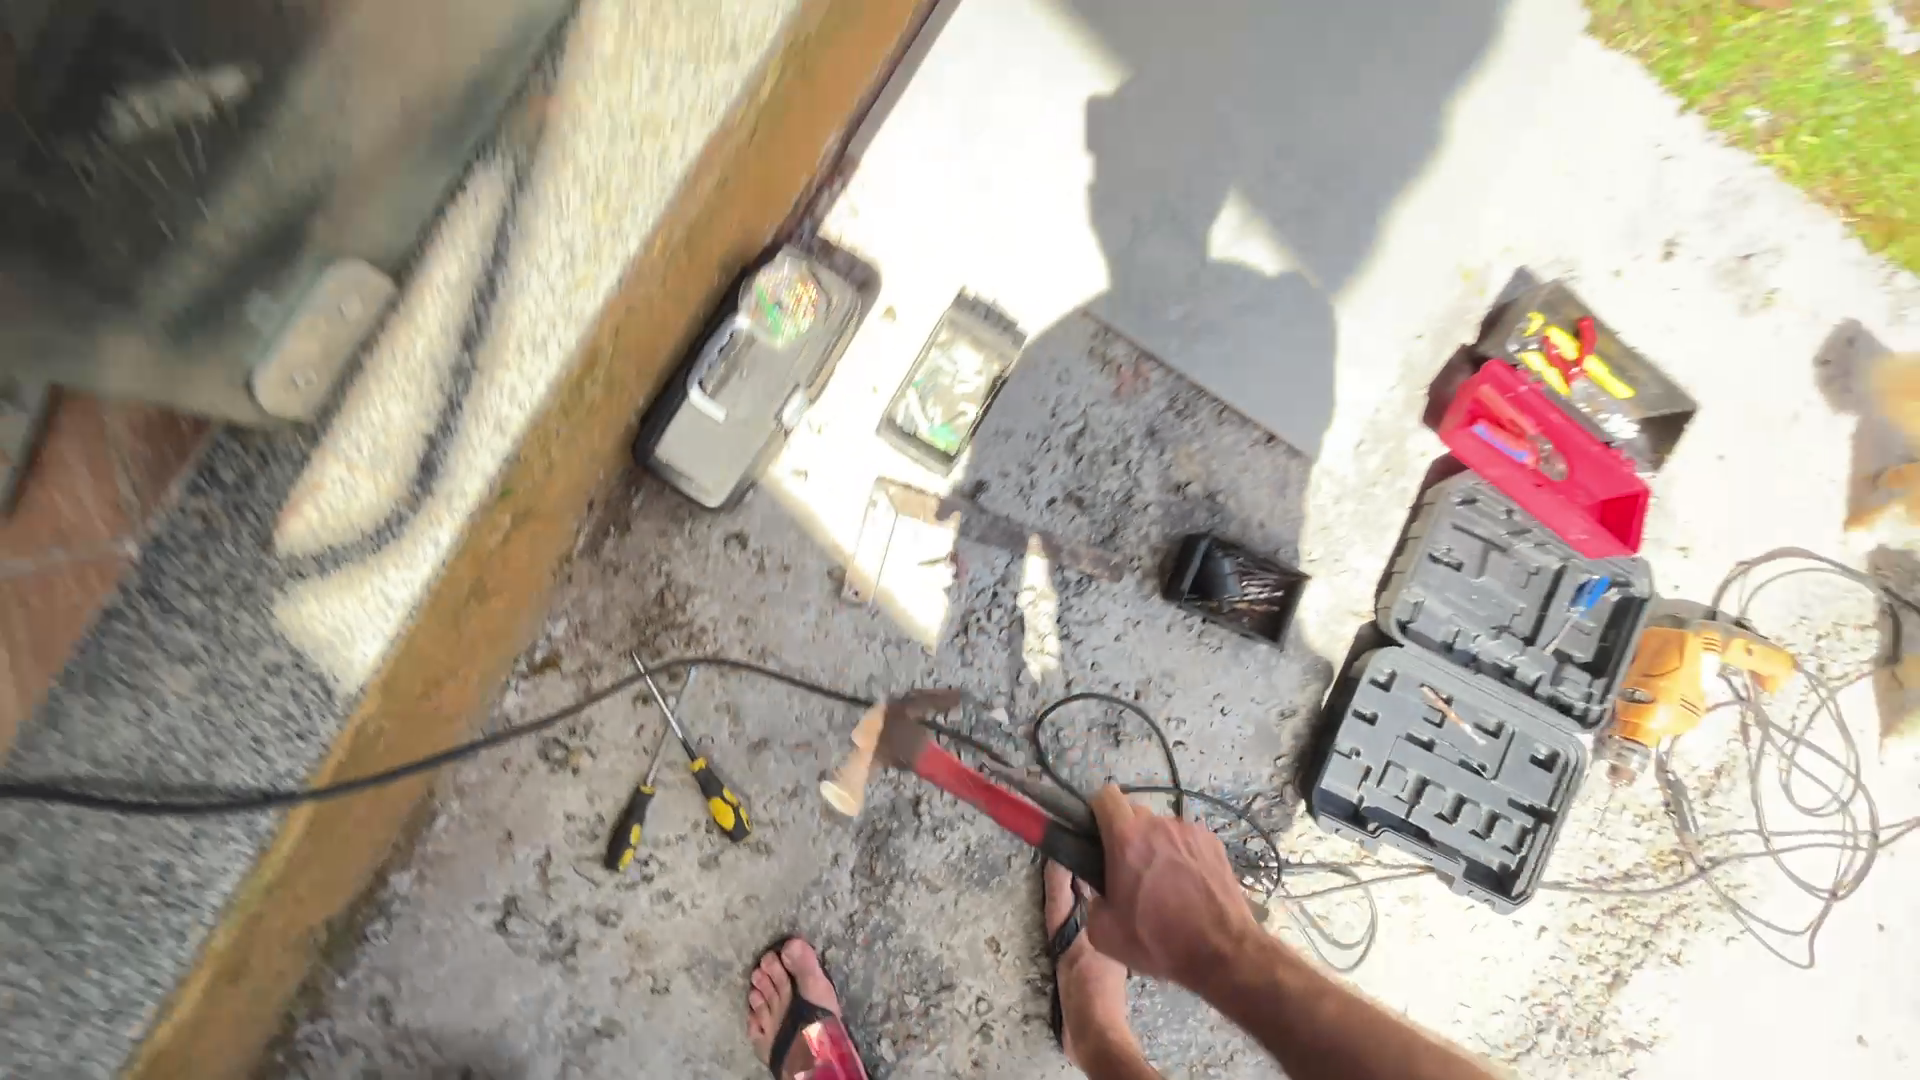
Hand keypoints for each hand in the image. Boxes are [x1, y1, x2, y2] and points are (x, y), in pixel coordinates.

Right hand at [1083, 784, 1264, 991]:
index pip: (1105, 797)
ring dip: (1158, 845)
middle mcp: (1157, 824)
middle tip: (1131, 868)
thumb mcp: (1105, 934)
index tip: (1100, 835)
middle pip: (1134, 812)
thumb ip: (1093, 902)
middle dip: (1127, 833)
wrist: (1223, 953)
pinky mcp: (1213, 842)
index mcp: (1126, 837)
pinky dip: (1184, 854)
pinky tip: (1192, 885)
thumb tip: (1102, 894)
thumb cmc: (1158, 941)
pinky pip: (1187, 839)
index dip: (1098, 812)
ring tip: (1168, 882)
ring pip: (1162, 827)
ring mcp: (1189, 830)